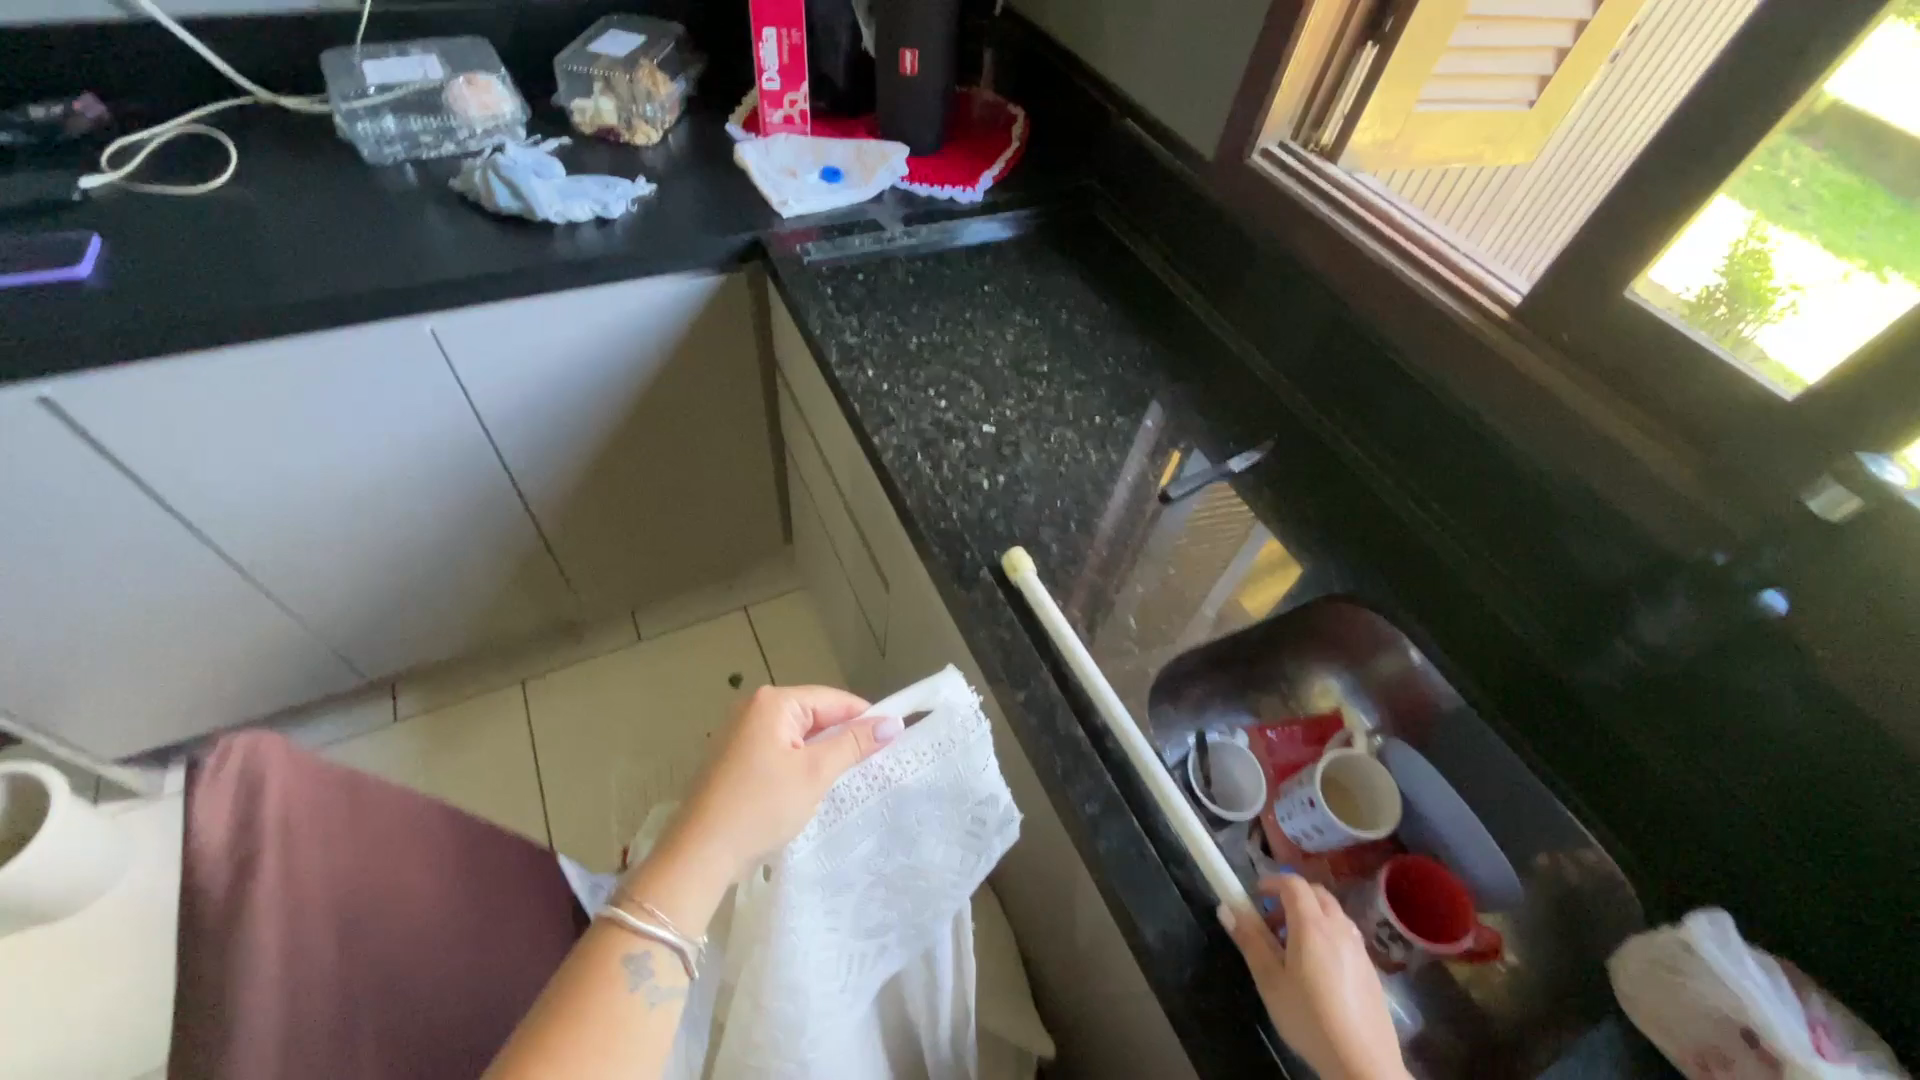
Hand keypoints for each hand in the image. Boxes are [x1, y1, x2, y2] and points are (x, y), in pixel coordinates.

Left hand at [671, 685, 901, 883]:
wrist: (699, 855)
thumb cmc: (761, 807)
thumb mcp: (815, 773)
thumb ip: (854, 744)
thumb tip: (894, 723)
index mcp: (773, 702)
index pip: (833, 699)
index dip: (865, 719)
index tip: (893, 740)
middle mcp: (754, 708)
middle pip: (815, 714)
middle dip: (843, 737)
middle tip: (873, 764)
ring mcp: (741, 734)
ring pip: (799, 736)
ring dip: (823, 754)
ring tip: (848, 777)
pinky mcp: (735, 759)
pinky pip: (780, 751)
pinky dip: (800, 765)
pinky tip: (813, 788)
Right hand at [1218, 875, 1409, 1079]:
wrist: (1362, 1062)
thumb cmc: (1308, 1018)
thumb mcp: (1270, 981)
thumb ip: (1250, 941)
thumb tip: (1227, 908)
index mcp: (1312, 926)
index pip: (1293, 883)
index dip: (1271, 882)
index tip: (1254, 897)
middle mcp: (1339, 929)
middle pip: (1316, 894)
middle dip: (1291, 897)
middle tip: (1271, 922)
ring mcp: (1359, 949)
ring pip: (1333, 914)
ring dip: (1310, 915)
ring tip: (1292, 947)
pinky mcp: (1371, 969)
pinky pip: (1346, 935)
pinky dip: (1327, 934)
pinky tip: (1318, 969)